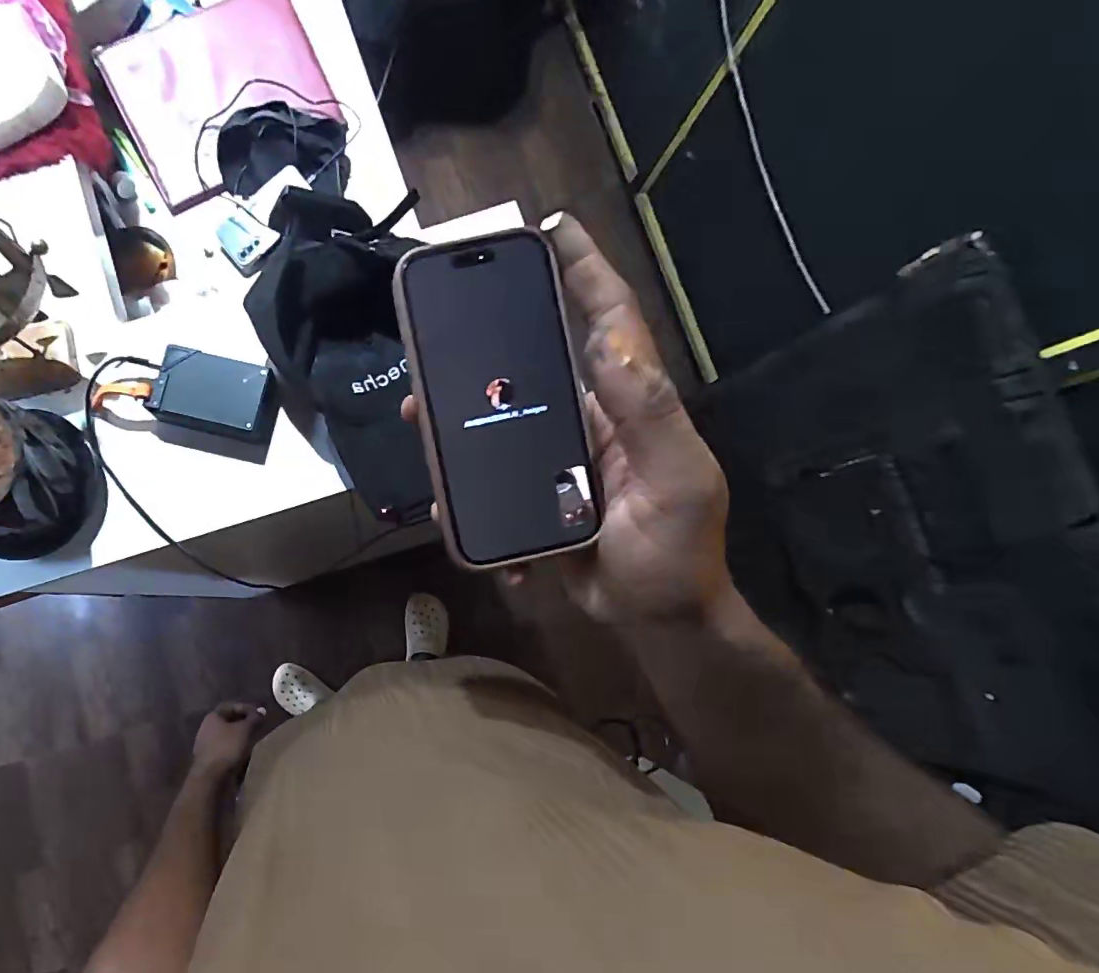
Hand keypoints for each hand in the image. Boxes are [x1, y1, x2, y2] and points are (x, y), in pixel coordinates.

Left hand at [190, 702, 261, 778]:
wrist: (210, 777)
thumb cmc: (227, 748)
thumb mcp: (243, 730)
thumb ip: (253, 719)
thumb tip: (262, 710)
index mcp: (212, 717)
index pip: (230, 706)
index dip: (245, 707)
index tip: (258, 713)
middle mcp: (206, 727)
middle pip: (227, 720)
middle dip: (243, 721)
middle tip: (257, 724)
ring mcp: (206, 743)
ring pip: (226, 734)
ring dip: (239, 734)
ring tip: (253, 737)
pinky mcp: (209, 757)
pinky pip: (224, 746)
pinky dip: (234, 745)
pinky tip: (243, 750)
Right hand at [401, 214, 730, 626]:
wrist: (653, 616)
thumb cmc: (678, 552)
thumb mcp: (677, 481)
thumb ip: (647, 415)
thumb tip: (607, 341)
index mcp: (629, 408)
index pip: (609, 325)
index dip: (586, 273)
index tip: (554, 231)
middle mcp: (589, 423)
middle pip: (535, 368)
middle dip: (487, 348)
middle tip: (438, 341)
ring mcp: (557, 461)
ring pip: (499, 423)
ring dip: (457, 420)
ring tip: (419, 417)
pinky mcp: (533, 498)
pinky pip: (489, 480)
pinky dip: (466, 489)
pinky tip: (449, 501)